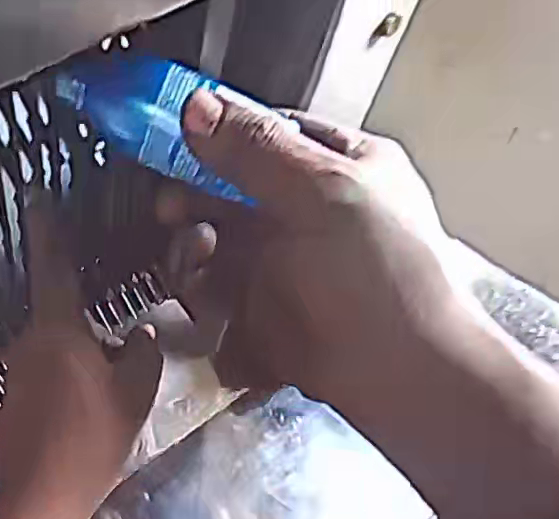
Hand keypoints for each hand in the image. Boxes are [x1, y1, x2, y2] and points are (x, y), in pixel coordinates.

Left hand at [0, 206, 163, 518]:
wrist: (42, 497)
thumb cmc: (91, 441)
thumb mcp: (134, 395)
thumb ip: (143, 355)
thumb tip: (141, 336)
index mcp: (57, 330)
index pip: (52, 267)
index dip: (47, 230)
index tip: (37, 200)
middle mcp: (26, 344)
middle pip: (56, 316)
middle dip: (83, 321)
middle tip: (113, 340)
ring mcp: (11, 375)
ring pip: (49, 350)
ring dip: (73, 357)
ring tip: (101, 384)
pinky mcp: (6, 403)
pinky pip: (39, 377)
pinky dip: (59, 382)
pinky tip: (78, 408)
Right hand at [160, 89, 558, 518]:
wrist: (388, 370)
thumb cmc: (379, 275)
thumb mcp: (323, 194)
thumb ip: (256, 153)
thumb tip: (197, 109)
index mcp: (331, 168)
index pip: (261, 136)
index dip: (213, 140)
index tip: (169, 146)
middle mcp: (298, 214)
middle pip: (225, 195)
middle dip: (193, 202)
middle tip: (172, 212)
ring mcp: (276, 266)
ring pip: (211, 246)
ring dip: (191, 250)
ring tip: (195, 260)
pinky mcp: (256, 312)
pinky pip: (212, 294)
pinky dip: (198, 293)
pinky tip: (200, 297)